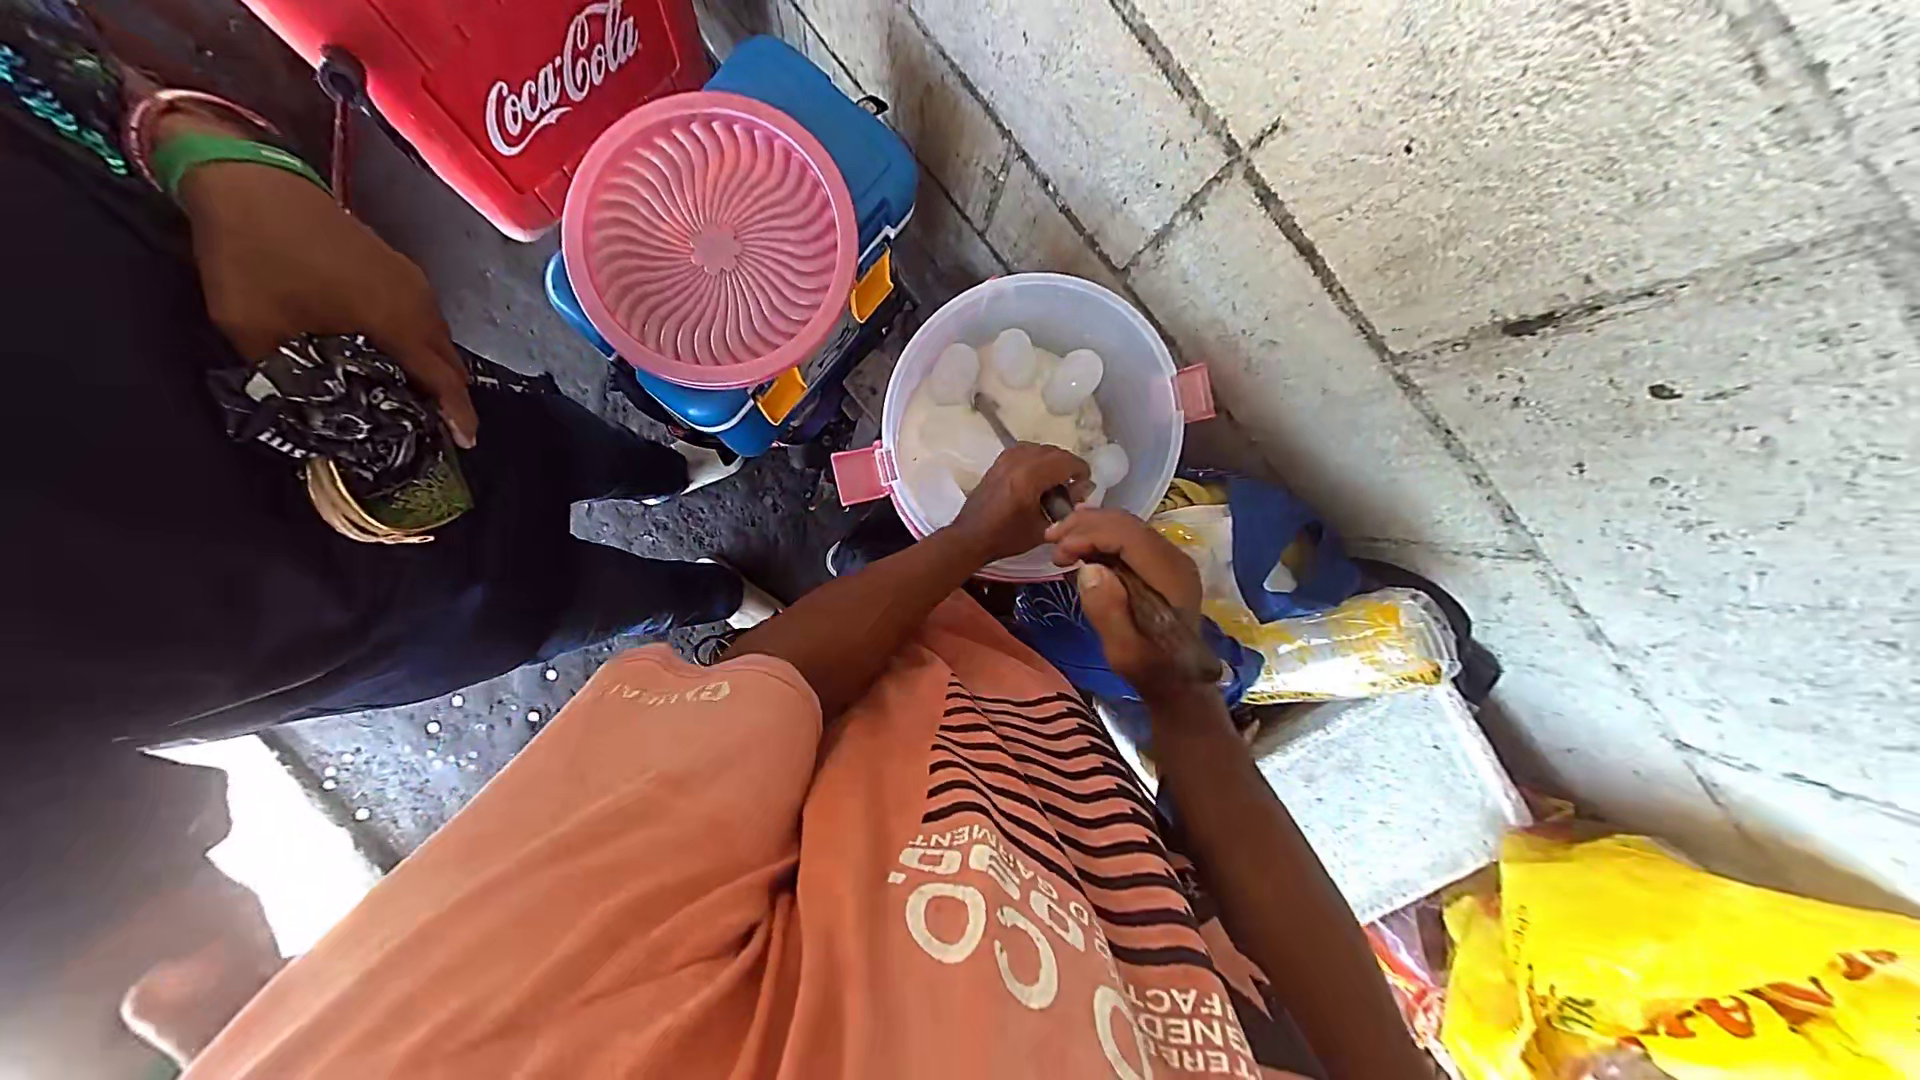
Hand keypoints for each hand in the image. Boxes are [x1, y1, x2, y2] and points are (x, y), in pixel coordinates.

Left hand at [167, 116, 477, 446]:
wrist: (247, 179)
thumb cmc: (255, 257)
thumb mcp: (252, 326)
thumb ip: (289, 371)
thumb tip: (309, 404)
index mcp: (398, 326)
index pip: (445, 382)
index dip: (458, 415)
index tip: (465, 443)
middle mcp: (421, 309)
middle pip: (452, 364)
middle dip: (449, 395)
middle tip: (432, 421)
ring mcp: (416, 287)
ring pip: (440, 342)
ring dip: (433, 367)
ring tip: (411, 387)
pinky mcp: (403, 271)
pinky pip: (426, 320)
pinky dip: (419, 342)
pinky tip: (391, 347)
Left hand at [946, 443, 1089, 561]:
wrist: (970, 537)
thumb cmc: (1006, 537)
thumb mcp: (1042, 529)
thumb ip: (1066, 511)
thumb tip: (1079, 494)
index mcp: (1030, 477)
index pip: (1066, 461)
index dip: (1081, 471)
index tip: (1084, 485)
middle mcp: (1018, 461)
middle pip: (1054, 452)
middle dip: (1068, 466)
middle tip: (1072, 486)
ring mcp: (1005, 459)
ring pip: (1039, 449)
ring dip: (1052, 461)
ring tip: (1055, 481)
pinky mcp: (997, 462)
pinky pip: (1024, 450)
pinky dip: (1035, 459)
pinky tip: (1037, 476)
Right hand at [1047, 508, 1206, 697]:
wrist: (1179, 682)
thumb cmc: (1150, 670)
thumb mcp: (1125, 653)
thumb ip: (1108, 613)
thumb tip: (1088, 568)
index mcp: (1171, 577)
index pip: (1129, 537)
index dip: (1090, 536)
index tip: (1058, 553)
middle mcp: (1174, 559)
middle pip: (1126, 524)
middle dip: (1084, 526)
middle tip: (1049, 540)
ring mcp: (1168, 558)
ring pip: (1125, 524)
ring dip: (1088, 526)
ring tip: (1056, 539)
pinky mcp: (1158, 562)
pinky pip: (1126, 535)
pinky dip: (1098, 532)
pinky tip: (1077, 536)